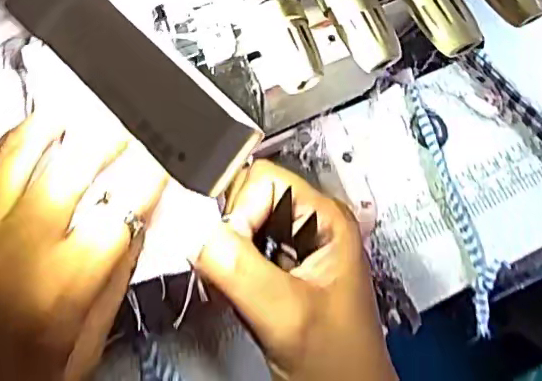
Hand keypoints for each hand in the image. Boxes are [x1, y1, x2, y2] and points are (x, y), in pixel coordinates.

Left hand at [0, 115, 168, 380]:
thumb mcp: (77, 355)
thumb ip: (113, 280)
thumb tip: (140, 215)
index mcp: (56, 291)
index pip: (122, 205)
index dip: (150, 178)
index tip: (161, 168)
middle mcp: (12, 250)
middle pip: (77, 162)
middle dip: (115, 140)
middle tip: (130, 137)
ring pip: (24, 146)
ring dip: (64, 125)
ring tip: (86, 118)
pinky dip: (18, 143)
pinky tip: (39, 136)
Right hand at [193, 161, 395, 380]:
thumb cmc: (344, 368)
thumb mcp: (289, 316)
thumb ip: (242, 270)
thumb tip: (198, 231)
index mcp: (326, 217)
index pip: (264, 180)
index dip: (238, 214)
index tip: (227, 254)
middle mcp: (310, 222)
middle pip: (247, 196)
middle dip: (228, 234)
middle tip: (227, 275)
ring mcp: (294, 246)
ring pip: (239, 223)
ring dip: (225, 255)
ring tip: (234, 290)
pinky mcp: (278, 269)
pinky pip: (238, 250)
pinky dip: (227, 271)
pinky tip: (235, 296)